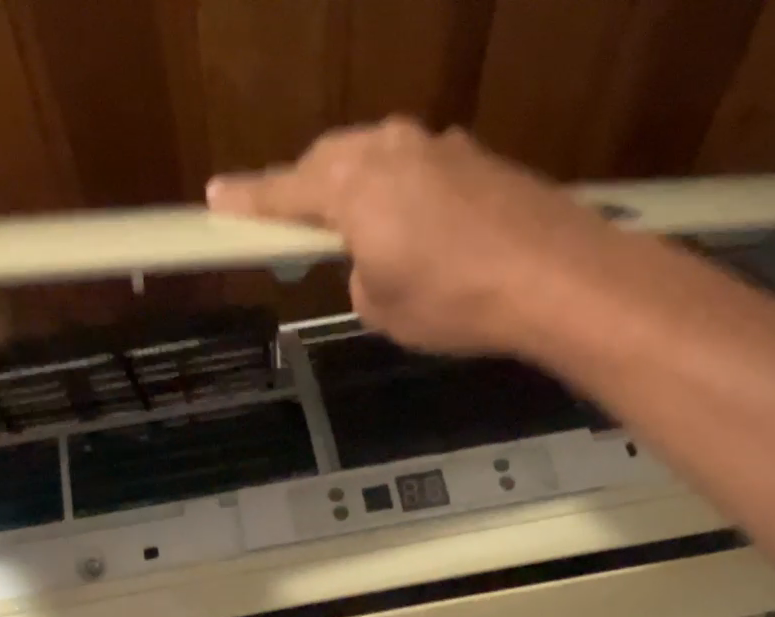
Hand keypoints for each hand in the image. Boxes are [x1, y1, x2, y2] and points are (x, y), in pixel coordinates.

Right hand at [207, 118, 625, 356]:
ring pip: (379, 157)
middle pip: (331, 160)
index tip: (215, 197)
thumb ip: (358, 277)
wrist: (559, 278)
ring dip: (361, 187)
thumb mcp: (383, 308)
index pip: (284, 191)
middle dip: (308, 187)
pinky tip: (424, 230)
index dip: (247, 200)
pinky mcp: (481, 160)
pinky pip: (421, 169)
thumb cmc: (455, 300)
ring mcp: (442, 149)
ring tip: (363, 228)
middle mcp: (393, 150)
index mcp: (353, 186)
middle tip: (296, 220)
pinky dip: (406, 194)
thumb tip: (371, 262)